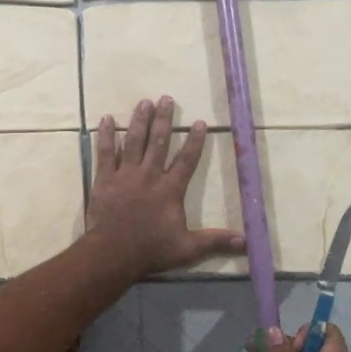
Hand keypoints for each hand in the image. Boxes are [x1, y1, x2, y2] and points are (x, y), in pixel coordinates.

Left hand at [87, 97, 244, 275]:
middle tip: (166, 98)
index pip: (186, 160)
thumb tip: (246, 241)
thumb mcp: (187, 248)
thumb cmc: (151, 251)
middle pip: (159, 142)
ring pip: (133, 142)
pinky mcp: (104, 179)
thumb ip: (215, 241)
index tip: (200, 122)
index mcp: (170, 190)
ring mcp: (125, 175)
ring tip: (144, 102)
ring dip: (139, 121)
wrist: (113, 253)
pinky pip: (105, 153)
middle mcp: (149, 176)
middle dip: (164, 119)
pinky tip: (106, 119)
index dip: (195, 141)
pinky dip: (106, 136)